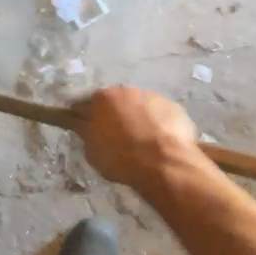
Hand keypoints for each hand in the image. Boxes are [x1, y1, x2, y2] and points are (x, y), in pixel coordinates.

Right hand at [76, 87, 218, 192]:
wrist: (164, 163)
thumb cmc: (122, 158)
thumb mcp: (93, 150)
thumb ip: (86, 132)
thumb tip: (82, 125)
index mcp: (102, 99)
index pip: (85, 105)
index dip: (83, 116)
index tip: (84, 125)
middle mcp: (125, 91)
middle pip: (114, 101)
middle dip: (112, 113)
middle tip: (114, 133)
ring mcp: (151, 97)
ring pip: (139, 105)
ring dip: (136, 116)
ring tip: (140, 137)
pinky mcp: (173, 106)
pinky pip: (159, 113)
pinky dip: (157, 122)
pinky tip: (159, 139)